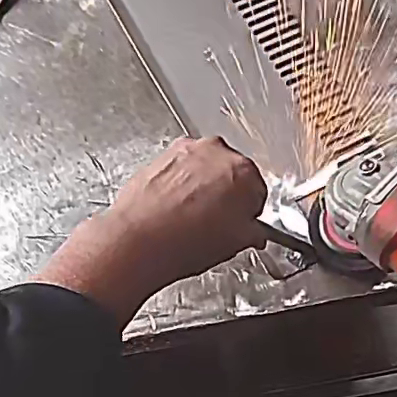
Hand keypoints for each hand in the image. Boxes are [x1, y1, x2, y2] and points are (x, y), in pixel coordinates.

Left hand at [34, 137, 266, 324]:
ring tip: (191, 221)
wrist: (139, 240)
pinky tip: (174, 212)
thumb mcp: (233, 245)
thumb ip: (252, 232)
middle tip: (217, 225)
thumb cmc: (184, 242)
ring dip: (203, 189)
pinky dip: (180, 186)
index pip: (258, 192)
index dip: (249, 213)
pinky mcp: (162, 155)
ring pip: (205, 170)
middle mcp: (217, 152)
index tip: (241, 225)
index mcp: (245, 172)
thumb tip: (252, 231)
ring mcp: (188, 151)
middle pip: (232, 175)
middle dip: (227, 197)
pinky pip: (180, 170)